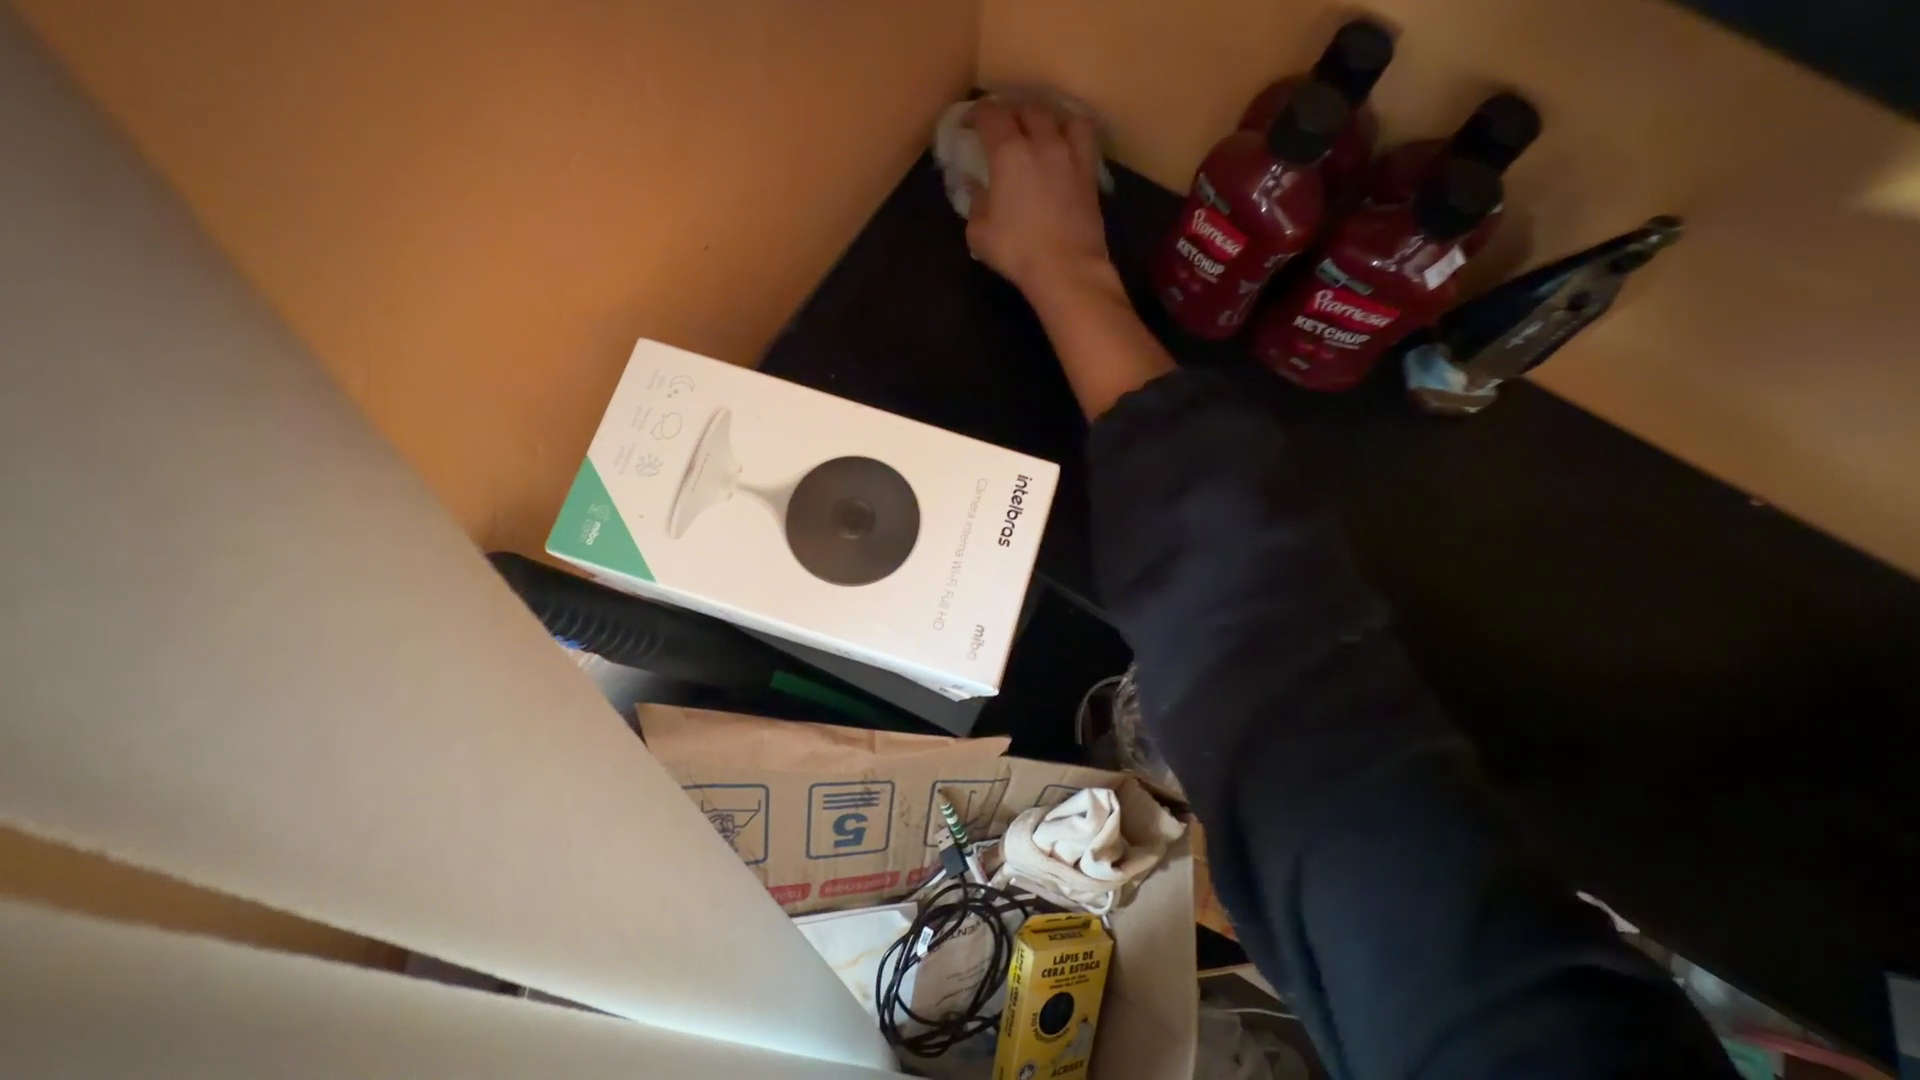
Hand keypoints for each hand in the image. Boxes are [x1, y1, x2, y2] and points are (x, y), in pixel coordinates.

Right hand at [965, 99, 1116, 300]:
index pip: (990, 115)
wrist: (1067, 268)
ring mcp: (1070, 154)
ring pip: (1060, 116)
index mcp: (1008, 153)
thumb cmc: (1017, 251)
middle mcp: (1041, 143)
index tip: (969, 123)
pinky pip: (1084, 136)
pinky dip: (1072, 131)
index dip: (977, 113)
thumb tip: (975, 186)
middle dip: (1011, 111)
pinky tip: (1066, 143)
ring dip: (1045, 116)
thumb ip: (975, 202)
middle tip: (1003, 125)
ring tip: (1038, 127)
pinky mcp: (1090, 172)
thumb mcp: (979, 232)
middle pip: (1027, 108)